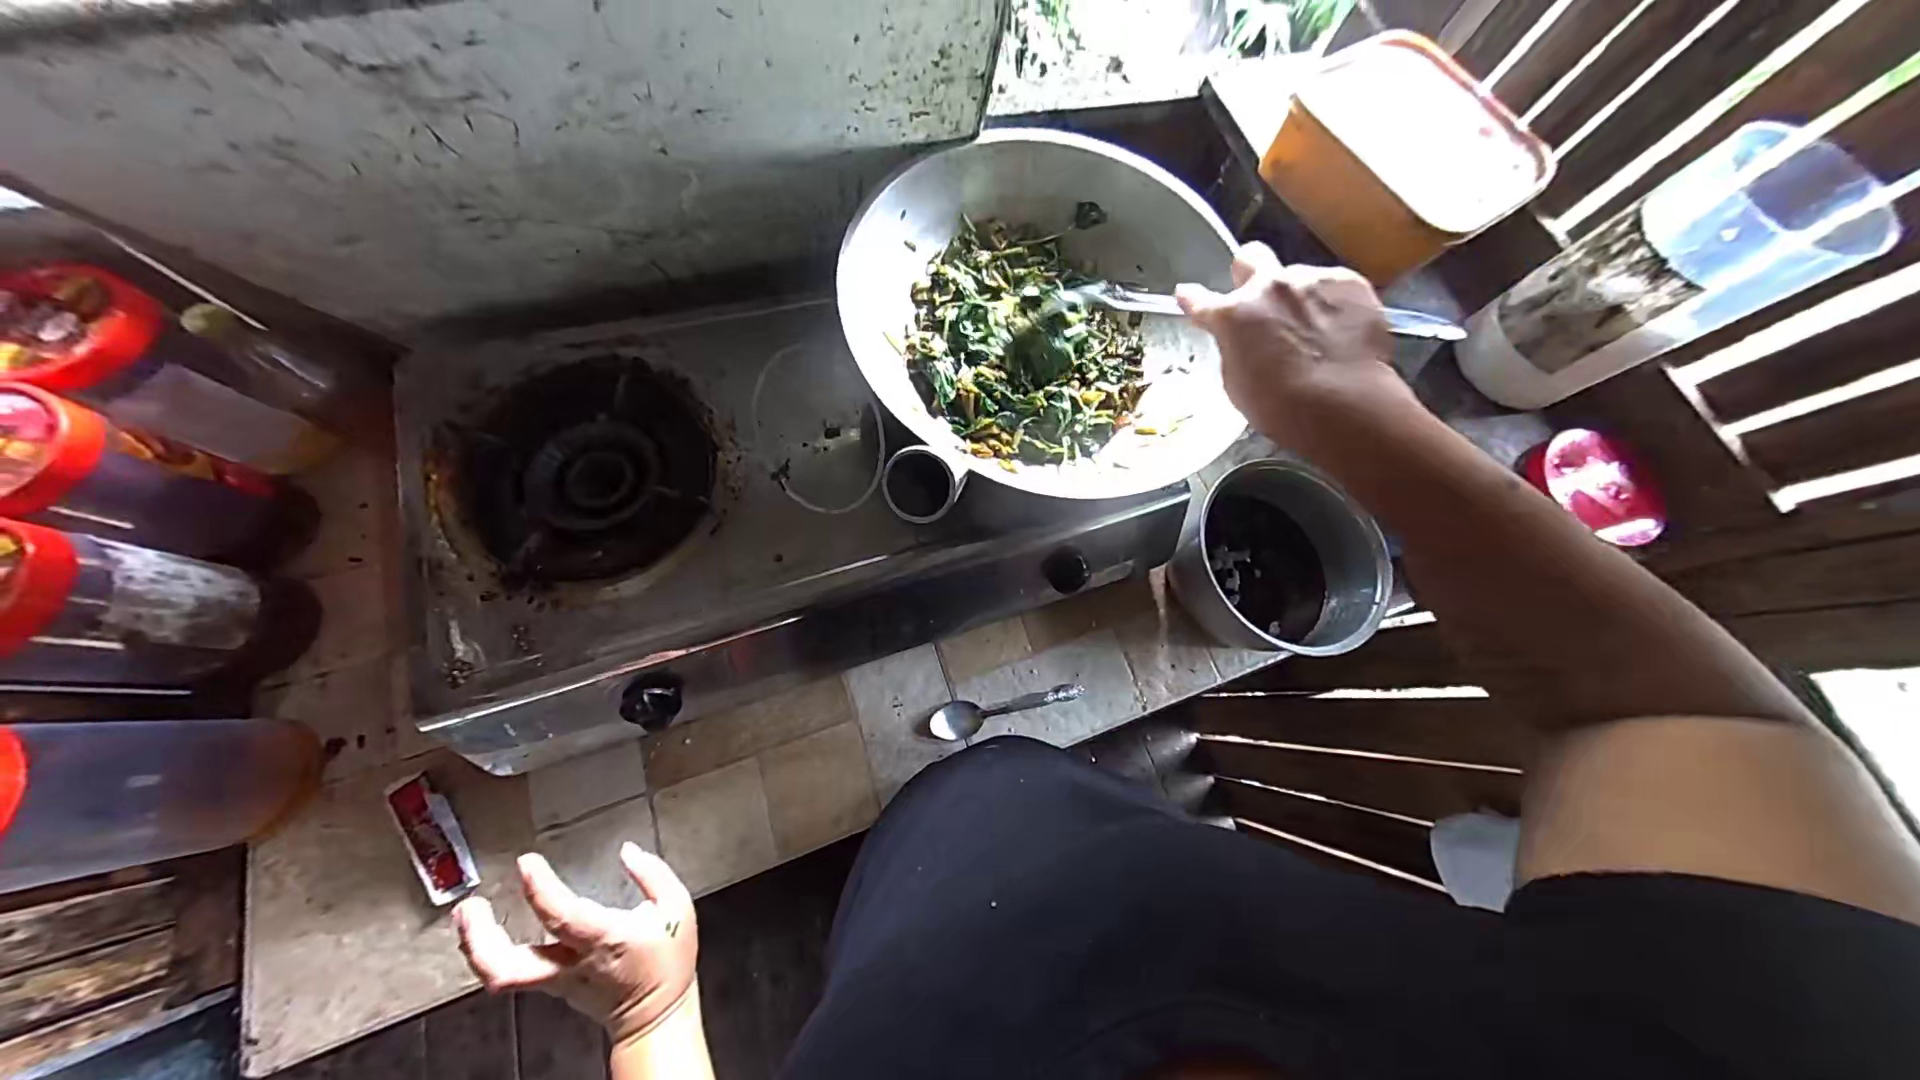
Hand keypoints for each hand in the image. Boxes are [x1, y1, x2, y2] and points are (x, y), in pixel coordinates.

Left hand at [454, 845, 698, 1047]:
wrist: (657, 1012)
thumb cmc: (669, 959)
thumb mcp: (677, 906)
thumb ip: (653, 874)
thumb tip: (628, 851)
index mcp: (607, 939)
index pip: (563, 916)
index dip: (540, 890)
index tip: (526, 863)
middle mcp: (574, 964)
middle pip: (510, 964)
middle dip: (483, 936)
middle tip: (471, 905)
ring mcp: (558, 980)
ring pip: (502, 975)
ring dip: (477, 947)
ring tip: (468, 914)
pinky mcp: (552, 986)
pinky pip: (512, 974)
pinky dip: (490, 953)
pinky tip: (486, 933)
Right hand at [1176, 242, 1414, 444]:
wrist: (1340, 403)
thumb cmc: (1279, 406)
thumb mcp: (1236, 382)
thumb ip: (1236, 347)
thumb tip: (1244, 339)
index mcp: (1231, 317)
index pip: (1198, 300)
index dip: (1192, 299)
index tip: (1188, 295)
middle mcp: (1267, 288)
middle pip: (1250, 257)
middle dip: (1249, 273)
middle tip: (1260, 301)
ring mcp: (1311, 280)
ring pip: (1297, 278)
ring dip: (1298, 299)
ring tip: (1314, 333)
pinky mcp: (1349, 282)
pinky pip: (1334, 287)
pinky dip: (1333, 306)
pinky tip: (1339, 333)